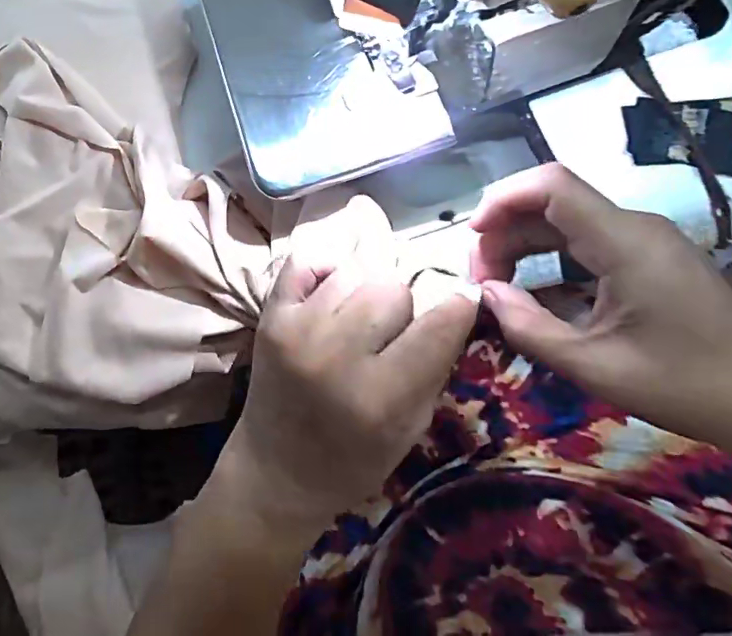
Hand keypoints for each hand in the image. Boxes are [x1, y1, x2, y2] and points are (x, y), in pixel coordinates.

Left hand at [218, 256, 478, 531]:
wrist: (278, 468)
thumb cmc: (353, 459)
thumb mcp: (411, 429)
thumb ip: (433, 368)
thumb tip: (456, 307)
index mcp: (379, 397)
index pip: (436, 328)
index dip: (458, 310)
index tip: (461, 304)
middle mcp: (335, 356)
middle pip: (392, 287)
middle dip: (402, 306)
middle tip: (392, 329)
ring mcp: (297, 330)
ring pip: (353, 271)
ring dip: (364, 290)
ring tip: (357, 318)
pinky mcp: (270, 315)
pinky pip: (306, 262)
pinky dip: (324, 272)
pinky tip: (329, 296)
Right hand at [470, 164, 731, 450]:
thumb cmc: (687, 386)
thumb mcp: (595, 367)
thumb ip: (529, 327)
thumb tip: (484, 294)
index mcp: (625, 242)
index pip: (551, 185)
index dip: (502, 198)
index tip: (474, 236)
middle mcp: (634, 226)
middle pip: (550, 200)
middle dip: (504, 230)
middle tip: (482, 278)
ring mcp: (644, 238)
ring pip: (564, 218)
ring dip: (523, 242)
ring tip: (499, 284)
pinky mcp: (648, 254)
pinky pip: (585, 236)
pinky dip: (549, 253)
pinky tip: (536, 287)